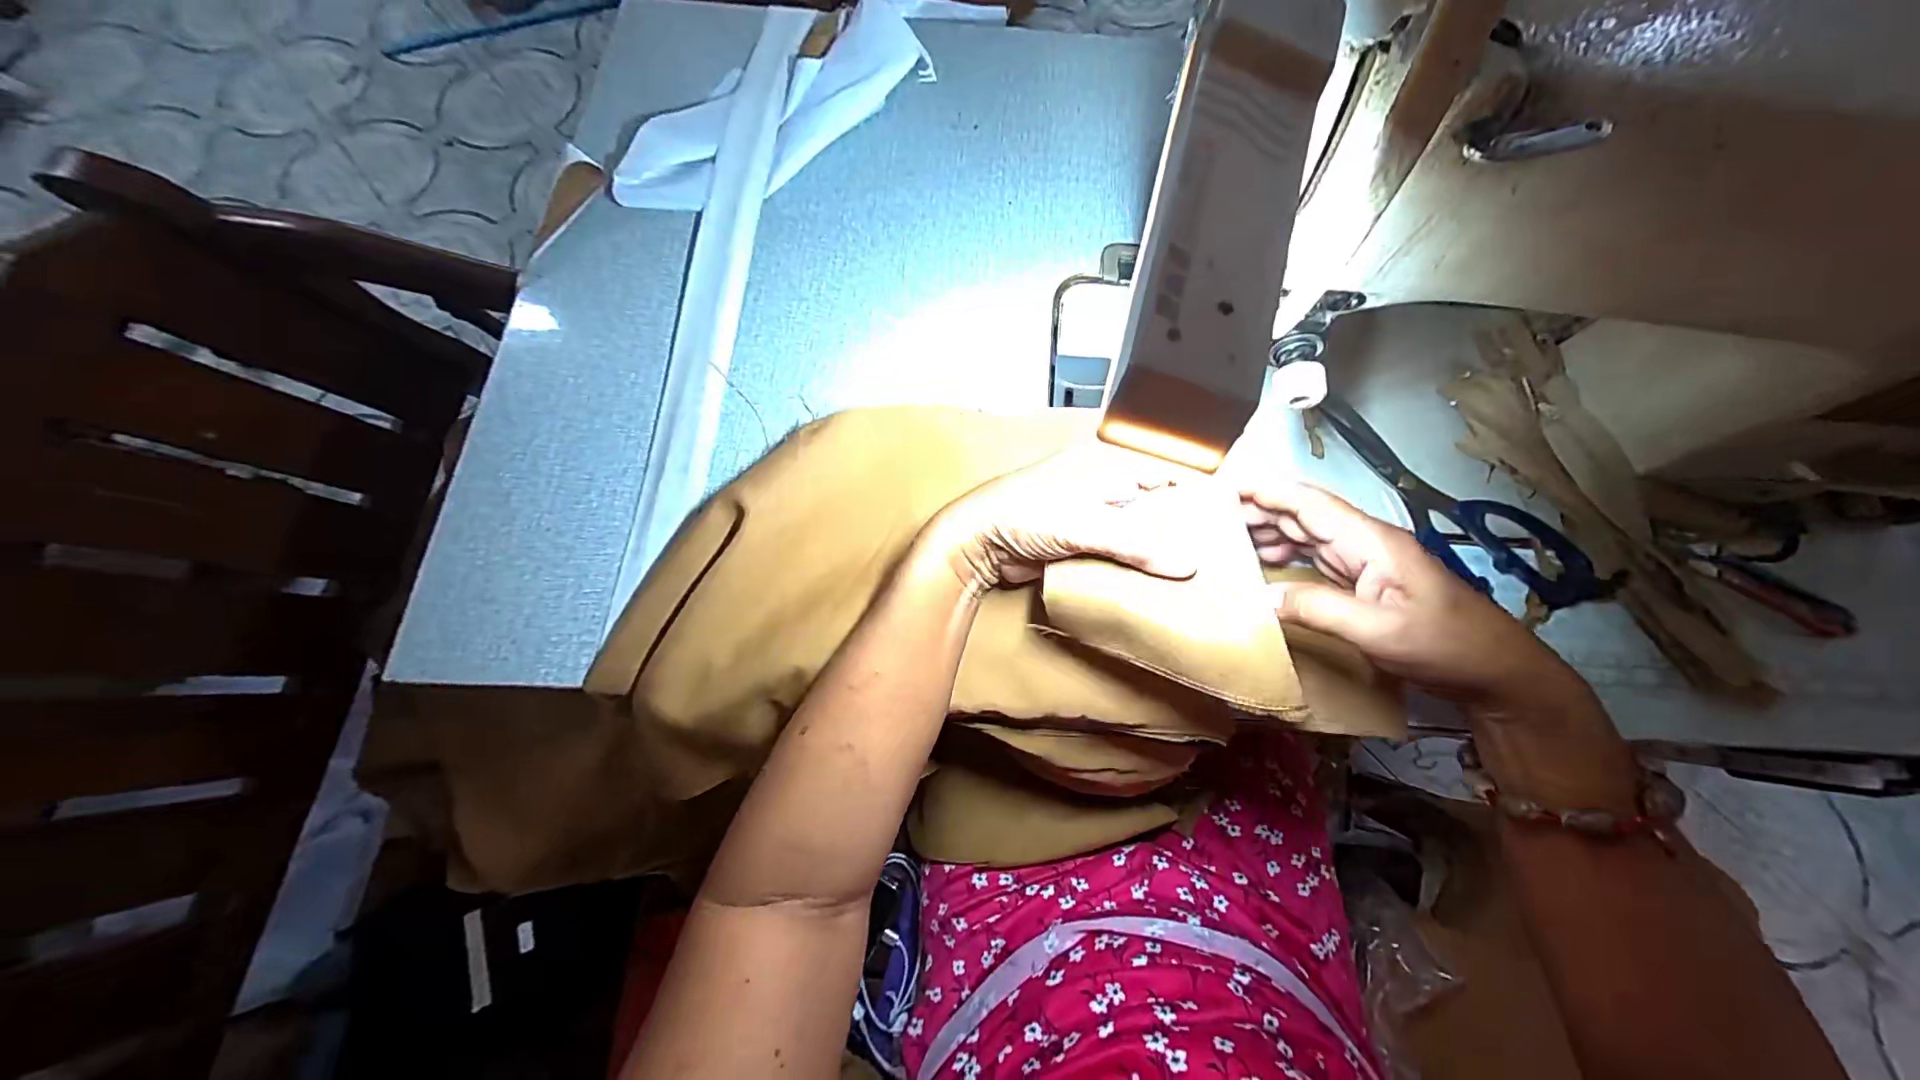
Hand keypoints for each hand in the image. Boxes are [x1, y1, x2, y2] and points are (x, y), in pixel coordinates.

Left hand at [920, 443, 1199, 597]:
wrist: (976, 543)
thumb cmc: (1024, 514)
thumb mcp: (1086, 525)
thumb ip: (1136, 543)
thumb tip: (1187, 564)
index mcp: (1105, 465)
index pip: (1162, 473)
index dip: (1193, 492)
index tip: (1227, 517)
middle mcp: (1101, 486)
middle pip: (1152, 505)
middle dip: (1178, 526)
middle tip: (1215, 551)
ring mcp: (1088, 516)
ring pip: (1134, 532)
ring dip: (1155, 550)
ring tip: (1193, 572)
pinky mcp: (1077, 544)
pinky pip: (1115, 554)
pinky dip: (1132, 566)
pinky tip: (1153, 583)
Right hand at [1242, 482, 1584, 709]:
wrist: (1496, 673)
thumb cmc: (1446, 646)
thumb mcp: (1379, 631)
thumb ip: (1319, 609)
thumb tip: (1262, 598)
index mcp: (1371, 542)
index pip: (1310, 505)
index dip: (1268, 492)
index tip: (1227, 487)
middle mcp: (1364, 544)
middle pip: (1302, 516)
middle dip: (1257, 510)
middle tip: (1211, 517)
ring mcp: (1363, 563)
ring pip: (1304, 536)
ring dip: (1266, 532)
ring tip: (1226, 538)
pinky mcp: (1361, 583)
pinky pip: (1311, 559)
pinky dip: (1282, 556)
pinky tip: (1261, 562)